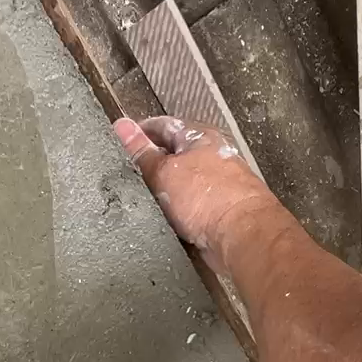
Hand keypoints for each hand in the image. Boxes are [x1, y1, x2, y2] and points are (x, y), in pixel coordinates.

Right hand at [113, 117, 283, 264]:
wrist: (240, 236)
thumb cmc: (209, 198)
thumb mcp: (164, 171)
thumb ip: (141, 152)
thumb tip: (121, 126)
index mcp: (200, 136)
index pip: (164, 125)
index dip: (142, 131)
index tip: (123, 140)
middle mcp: (211, 157)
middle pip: (174, 154)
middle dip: (152, 163)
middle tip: (128, 172)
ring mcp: (216, 186)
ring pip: (181, 183)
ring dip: (164, 191)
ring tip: (142, 199)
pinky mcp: (216, 212)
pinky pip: (189, 208)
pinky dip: (175, 212)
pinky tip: (163, 221)